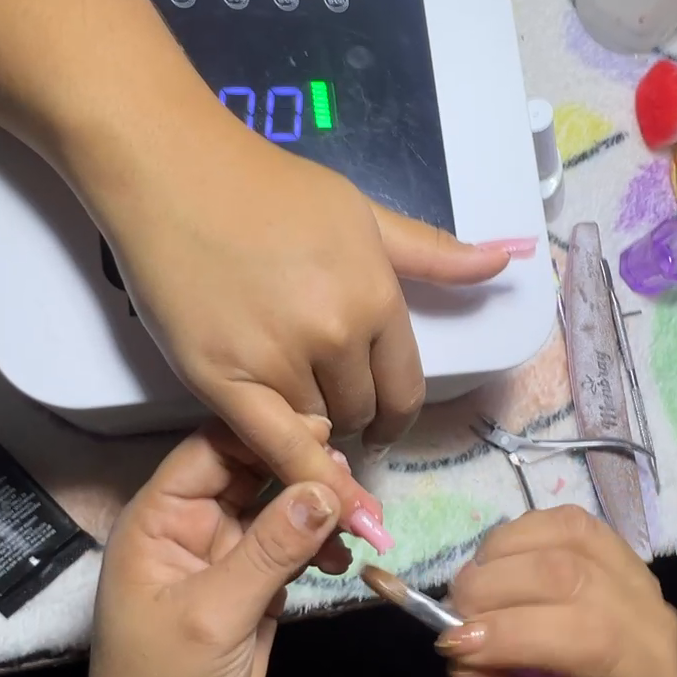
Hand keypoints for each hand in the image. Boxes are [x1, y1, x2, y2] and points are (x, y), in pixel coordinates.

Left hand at [70, 419, 351, 676]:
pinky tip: (341, 560)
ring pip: (279, 507)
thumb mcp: (214, 616)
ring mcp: (225, 553)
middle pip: (253, 472)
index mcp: (160, 518)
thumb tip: (326, 489)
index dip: (264, 436)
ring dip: (320, 512)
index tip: (324, 435)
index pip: (213, 450)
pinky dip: (320, 545)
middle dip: (304, 475)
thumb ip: (271, 549)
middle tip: (356, 486)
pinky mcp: (253, 581)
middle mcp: (192, 524)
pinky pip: (292, 544)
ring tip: (359, 525)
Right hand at [94, 107, 525, 546]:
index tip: (383, 424)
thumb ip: (433, 252)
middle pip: (362, 413)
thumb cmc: (269, 189)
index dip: (397, 413)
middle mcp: (337, 335)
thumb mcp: (363, 213)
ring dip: (314, 428)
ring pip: (319, 431)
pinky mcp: (223, 381)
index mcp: (376, 296)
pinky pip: (278, 448)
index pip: (405, 386)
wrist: (171, 174)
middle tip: (326, 400)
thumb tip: (505, 262)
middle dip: (353, 416)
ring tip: (289, 403)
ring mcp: (280, 361)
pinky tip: (318, 503)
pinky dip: (303, 477)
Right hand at [438, 506, 676, 676]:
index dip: (515, 632)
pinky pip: (562, 520)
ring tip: (470, 592)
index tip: (454, 644)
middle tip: (452, 617)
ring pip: (565, 537)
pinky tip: (495, 565)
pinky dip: (516, 535)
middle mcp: (654, 621)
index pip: (592, 639)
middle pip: (571, 577)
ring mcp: (638, 574)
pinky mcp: (616, 545)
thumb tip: (470, 671)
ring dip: (499, 557)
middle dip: (493, 590)